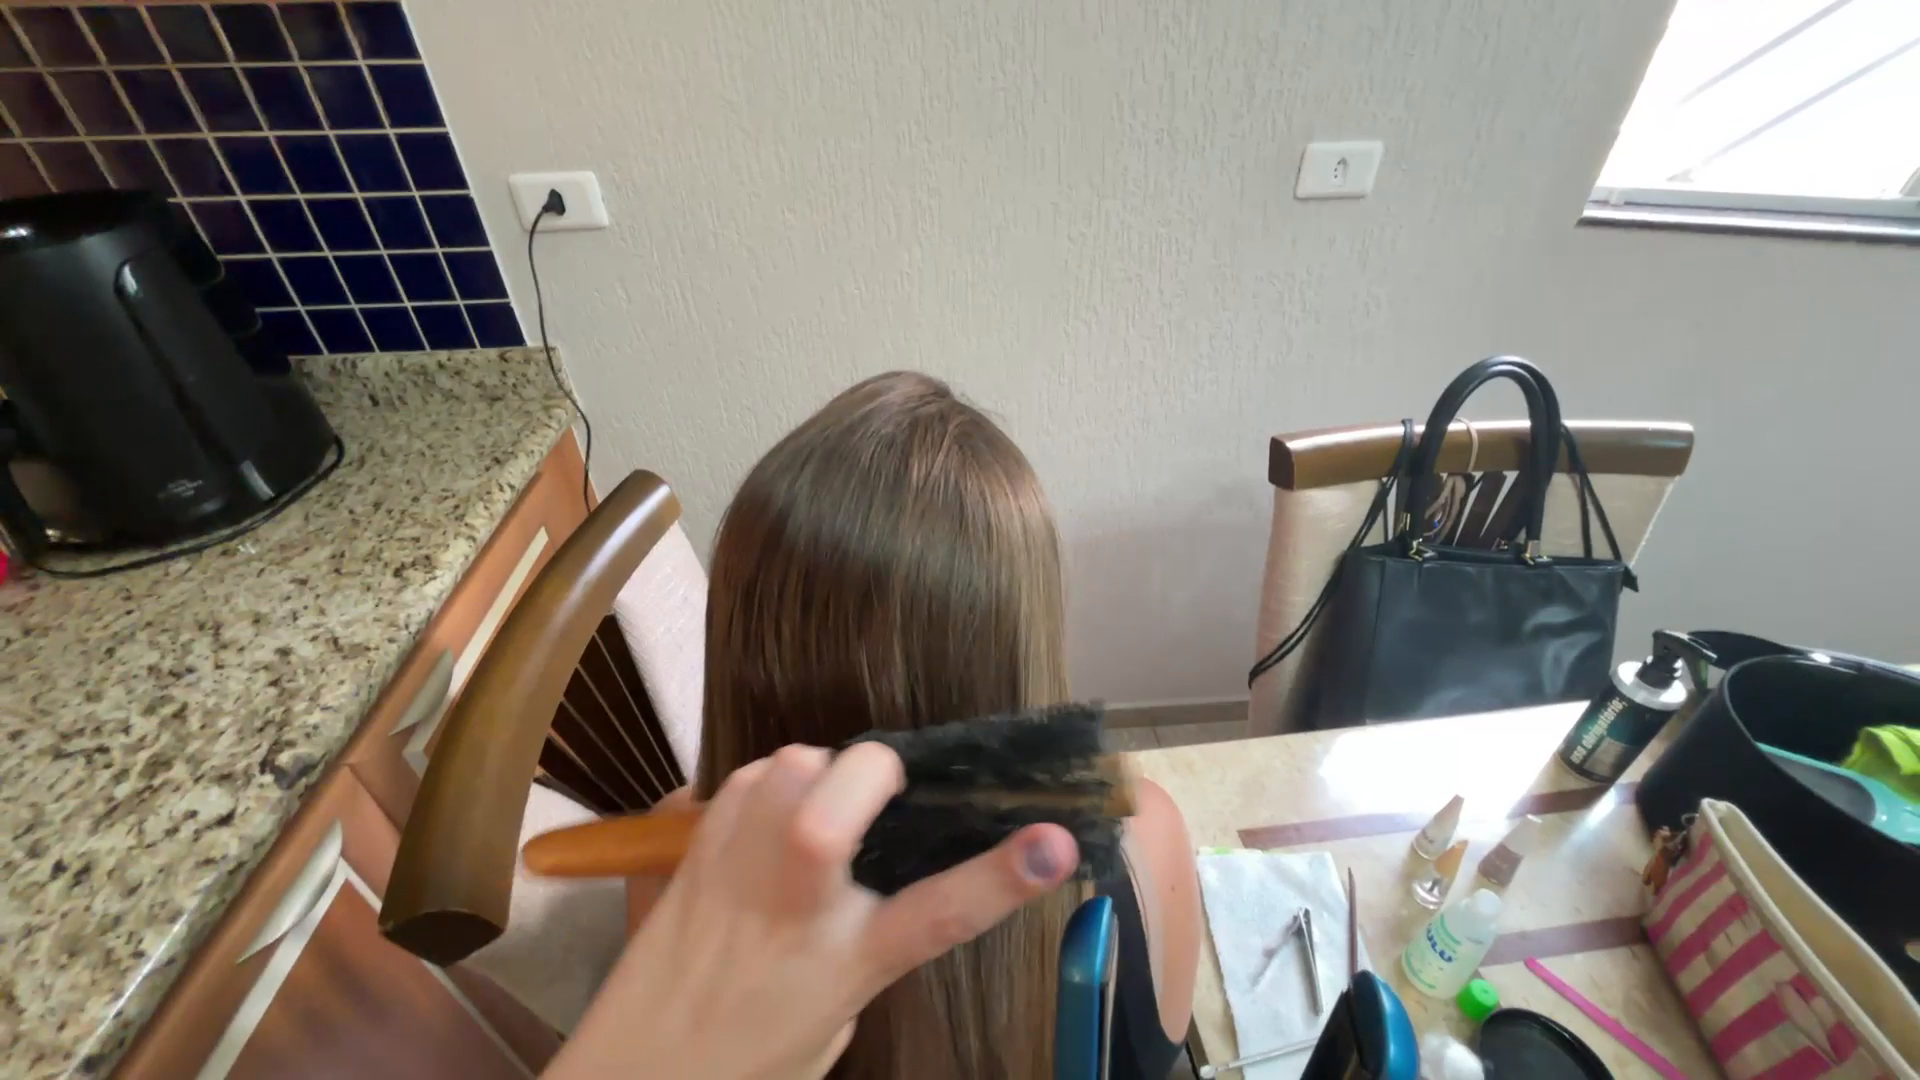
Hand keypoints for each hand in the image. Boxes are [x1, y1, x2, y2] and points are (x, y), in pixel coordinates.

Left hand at [545, 742, 1080, 1078]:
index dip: (1002, 875)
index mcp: (843, 963)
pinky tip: (773, 810)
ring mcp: (736, 870)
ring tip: (821, 800)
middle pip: (839, 803)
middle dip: (873, 772)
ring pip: (791, 767)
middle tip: (884, 789)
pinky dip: (773, 779)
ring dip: (819, 770)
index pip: (939, 914)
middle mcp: (791, 907)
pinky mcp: (696, 848)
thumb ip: (869, 936)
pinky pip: (749, 775)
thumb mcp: (837, 1013)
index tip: (1053, 839)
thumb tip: (879, 865)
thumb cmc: (749, 1063)